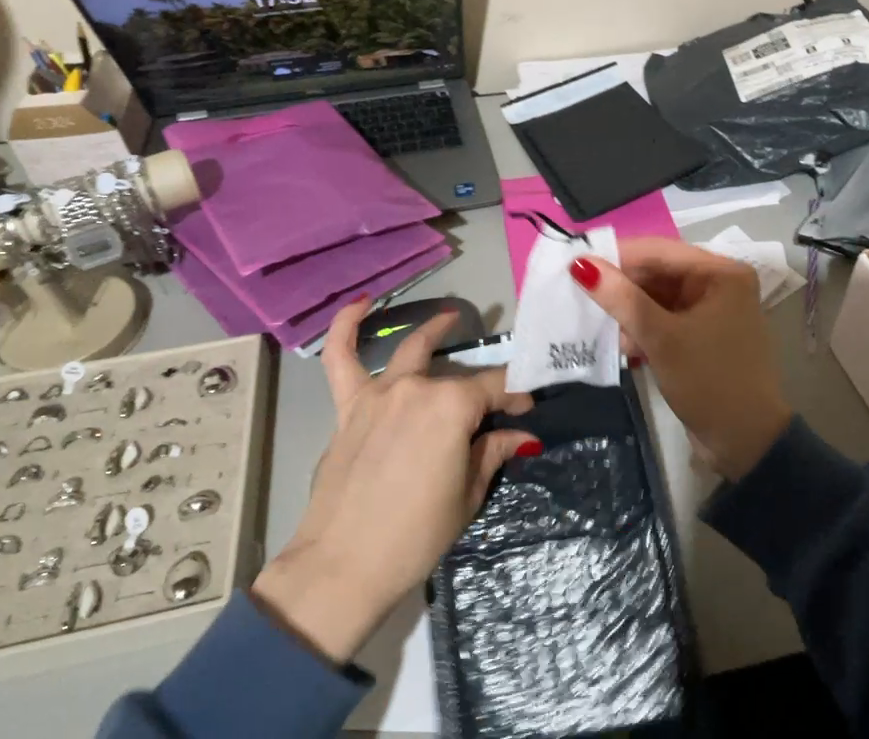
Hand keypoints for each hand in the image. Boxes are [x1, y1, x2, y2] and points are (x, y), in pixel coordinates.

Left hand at [251, 298, 537, 663]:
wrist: (344, 564)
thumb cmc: (416, 534)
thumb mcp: (467, 495)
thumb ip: (493, 453)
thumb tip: (522, 435)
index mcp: (452, 406)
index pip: (496, 388)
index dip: (517, 397)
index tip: (528, 411)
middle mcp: (415, 387)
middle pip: (457, 375)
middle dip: (484, 384)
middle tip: (501, 399)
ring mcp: (377, 393)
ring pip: (409, 352)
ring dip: (433, 332)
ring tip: (451, 319)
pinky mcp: (347, 407)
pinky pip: (340, 358)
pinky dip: (347, 326)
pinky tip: (360, 304)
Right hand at [572, 238, 792, 478]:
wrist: (746, 441)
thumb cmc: (709, 381)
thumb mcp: (662, 338)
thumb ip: (621, 299)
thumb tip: (580, 264)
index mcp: (720, 272)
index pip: (658, 250)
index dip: (616, 257)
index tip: (574, 267)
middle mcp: (719, 283)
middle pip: (657, 272)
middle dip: (622, 289)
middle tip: (584, 303)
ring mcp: (712, 310)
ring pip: (657, 297)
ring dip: (630, 314)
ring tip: (607, 333)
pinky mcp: (702, 335)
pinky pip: (664, 319)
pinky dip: (643, 330)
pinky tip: (626, 348)